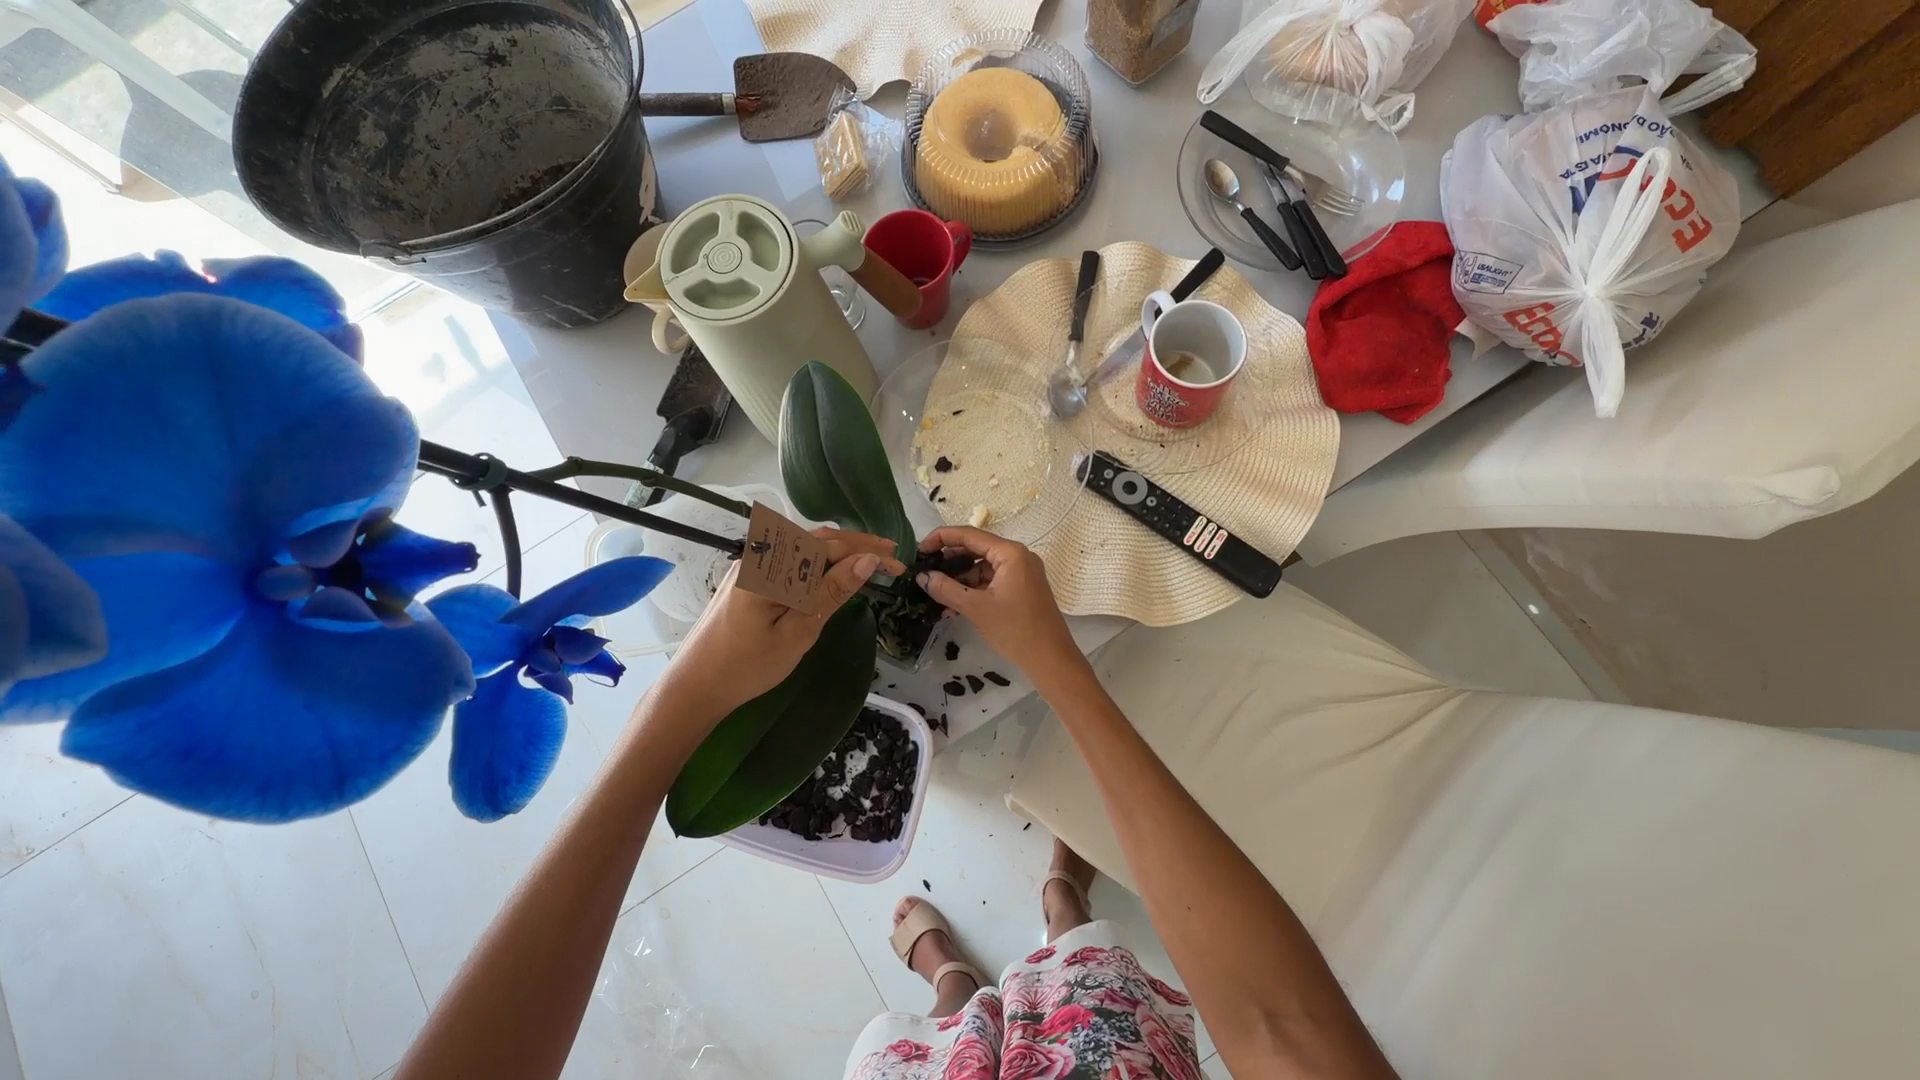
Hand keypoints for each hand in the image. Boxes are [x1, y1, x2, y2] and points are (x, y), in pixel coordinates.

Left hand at [660, 528, 903, 721]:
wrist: (695, 686)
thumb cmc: (747, 666)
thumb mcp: (798, 631)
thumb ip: (832, 592)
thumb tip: (867, 560)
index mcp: (770, 565)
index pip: (829, 545)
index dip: (867, 551)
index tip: (898, 563)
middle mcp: (759, 556)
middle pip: (816, 539)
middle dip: (857, 546)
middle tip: (892, 557)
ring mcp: (751, 567)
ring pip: (803, 548)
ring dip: (839, 552)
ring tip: (871, 562)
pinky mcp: (748, 580)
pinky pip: (789, 561)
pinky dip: (818, 564)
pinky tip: (833, 574)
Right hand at [915, 527, 1086, 688]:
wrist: (1051, 659)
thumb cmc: (1016, 630)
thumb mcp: (977, 608)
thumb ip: (946, 589)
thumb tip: (922, 577)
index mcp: (1010, 553)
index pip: (969, 535)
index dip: (942, 538)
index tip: (920, 550)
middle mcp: (1018, 556)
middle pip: (976, 549)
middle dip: (949, 560)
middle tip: (924, 571)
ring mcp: (1021, 572)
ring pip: (982, 567)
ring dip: (959, 579)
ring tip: (934, 592)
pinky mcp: (1021, 588)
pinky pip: (991, 581)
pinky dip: (973, 589)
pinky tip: (953, 605)